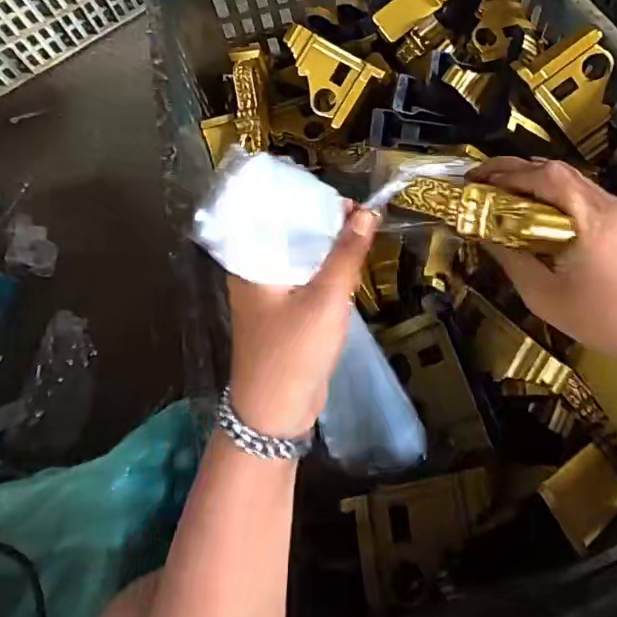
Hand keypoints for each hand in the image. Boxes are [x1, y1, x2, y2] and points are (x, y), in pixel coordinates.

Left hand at [224, 206, 379, 436]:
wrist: (276, 416)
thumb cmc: (294, 352)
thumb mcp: (326, 299)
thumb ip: (346, 254)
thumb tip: (366, 213)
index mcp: (251, 262)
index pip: (275, 215)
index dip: (309, 202)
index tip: (346, 200)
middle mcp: (254, 272)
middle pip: (289, 235)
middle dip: (323, 223)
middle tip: (360, 216)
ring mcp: (268, 294)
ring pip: (300, 258)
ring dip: (327, 247)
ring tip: (360, 234)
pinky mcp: (283, 313)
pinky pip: (304, 279)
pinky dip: (325, 270)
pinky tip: (348, 266)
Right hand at [470, 157, 616, 383]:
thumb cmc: (609, 321)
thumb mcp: (546, 297)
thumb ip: (512, 260)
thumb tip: (483, 235)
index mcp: (590, 220)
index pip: (544, 177)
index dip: (505, 173)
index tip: (474, 182)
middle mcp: (606, 204)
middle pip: (554, 169)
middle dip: (512, 170)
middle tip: (478, 182)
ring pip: (567, 178)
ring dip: (531, 180)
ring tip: (498, 193)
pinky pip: (578, 193)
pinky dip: (549, 193)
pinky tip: (530, 210)